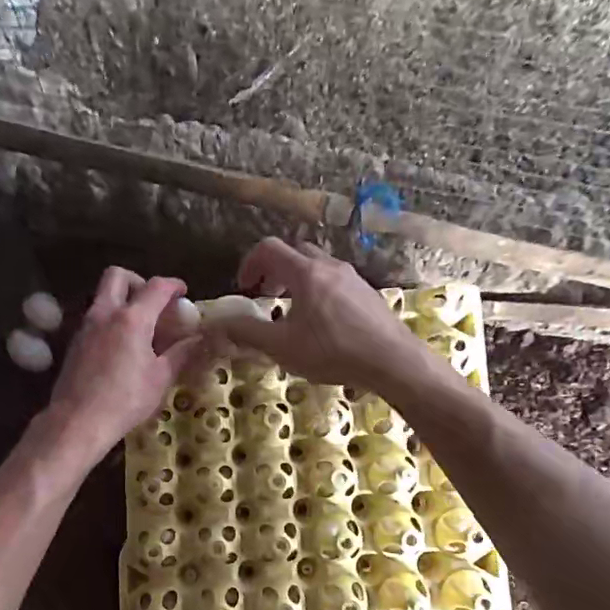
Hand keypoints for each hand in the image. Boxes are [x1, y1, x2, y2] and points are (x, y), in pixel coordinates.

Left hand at [44, 267, 199, 458]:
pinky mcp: (74, 342)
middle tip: (153, 302)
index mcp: (132, 319)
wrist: (77, 421)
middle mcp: (105, 313)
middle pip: (117, 276)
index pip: (155, 287)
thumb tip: (198, 339)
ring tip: (139, 326)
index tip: (183, 291)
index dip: (173, 285)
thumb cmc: (125, 400)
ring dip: (122, 300)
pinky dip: (110, 319)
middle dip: (138, 281)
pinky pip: (94, 317)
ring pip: (102, 295)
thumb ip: (180, 353)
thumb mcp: (160, 378)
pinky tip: (120, 345)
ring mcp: (86, 326)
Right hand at [217, 238, 423, 389]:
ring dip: (298, 280)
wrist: (392, 361)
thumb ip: (247, 333)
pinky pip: (336, 281)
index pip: (269, 248)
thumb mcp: (282, 347)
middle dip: (275, 269)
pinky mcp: (368, 293)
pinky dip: (320, 291)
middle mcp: (329, 266)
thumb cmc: (333, 352)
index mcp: (305, 273)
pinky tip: (323, 324)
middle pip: (295, 252)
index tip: (244, 287)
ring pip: (318, 266)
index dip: (249, 263)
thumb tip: (216, 324)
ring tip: (293, 312)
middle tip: (267, 294)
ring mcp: (353, 278)